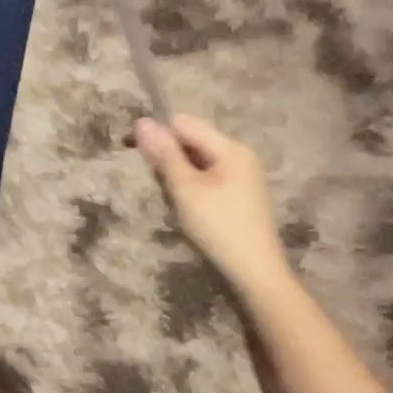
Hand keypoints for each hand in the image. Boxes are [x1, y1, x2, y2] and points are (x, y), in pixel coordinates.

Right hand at [133, 115, 289, 292]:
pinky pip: (208, 173)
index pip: (184, 124)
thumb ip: (164, 154)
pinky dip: (191, 182)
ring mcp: (242, 173)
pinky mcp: (240, 191)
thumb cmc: (218, 226)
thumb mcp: (185, 188)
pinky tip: (187, 203)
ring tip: (172, 196)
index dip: (158, 134)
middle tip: (157, 182)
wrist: (255, 271)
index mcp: (230, 148)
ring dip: (178, 171)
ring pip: (197, 158)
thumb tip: (142, 121)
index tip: (137, 154)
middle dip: (168, 155)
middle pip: (192, 139)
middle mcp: (239, 154)